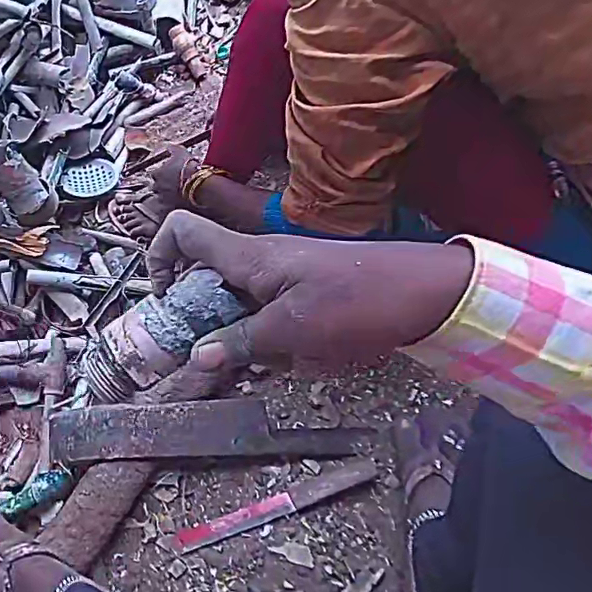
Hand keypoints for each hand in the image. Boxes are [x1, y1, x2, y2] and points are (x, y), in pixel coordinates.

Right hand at [146, 211, 473, 369]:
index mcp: (247, 256)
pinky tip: (290, 358)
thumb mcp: (293, 331)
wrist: (433, 292)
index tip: (164, 296)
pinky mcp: (300, 288)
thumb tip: (196, 358)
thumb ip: (240, 342)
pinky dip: (265, 334)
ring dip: (236, 330)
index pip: (181, 231)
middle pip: (201, 274)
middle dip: (198, 312)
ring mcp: (279, 273)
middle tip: (206, 347)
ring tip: (260, 360)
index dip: (159, 257)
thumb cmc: (360, 301)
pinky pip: (264, 308)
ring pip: (233, 298)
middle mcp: (256, 259)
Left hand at [147, 143, 195, 208]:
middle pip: (158, 187)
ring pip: (163, 200)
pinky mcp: (169, 211)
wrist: (199, 186)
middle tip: (177, 185)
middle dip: (165, 186)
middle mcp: (156, 188)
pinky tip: (180, 207)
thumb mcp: (182, 153)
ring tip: (181, 196)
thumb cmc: (189, 168)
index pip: (156, 173)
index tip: (172, 173)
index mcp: (156, 174)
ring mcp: (162, 201)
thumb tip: (169, 146)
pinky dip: (172, 209)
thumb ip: (173, 149)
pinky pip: (167, 212)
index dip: (164, 173)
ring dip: (170, 198)